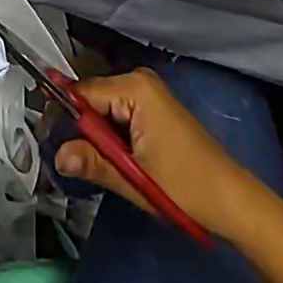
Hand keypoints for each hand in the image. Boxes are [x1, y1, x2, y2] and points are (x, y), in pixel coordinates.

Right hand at [53, 68, 267, 242]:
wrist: (235, 202)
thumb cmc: (187, 187)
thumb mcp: (135, 178)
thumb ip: (93, 162)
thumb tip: (57, 155)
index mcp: (135, 88)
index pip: (81, 92)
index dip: (62, 115)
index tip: (47, 137)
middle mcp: (139, 80)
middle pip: (90, 97)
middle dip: (81, 127)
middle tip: (73, 158)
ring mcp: (148, 92)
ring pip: (102, 107)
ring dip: (97, 133)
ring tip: (98, 161)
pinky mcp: (153, 106)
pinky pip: (117, 111)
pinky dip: (111, 133)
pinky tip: (116, 155)